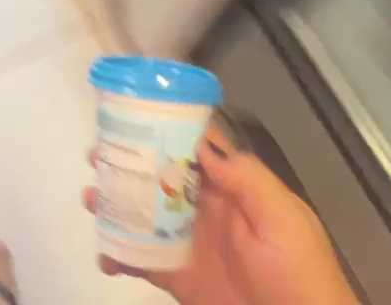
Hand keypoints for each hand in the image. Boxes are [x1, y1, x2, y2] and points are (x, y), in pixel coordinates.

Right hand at [85, 128, 358, 304]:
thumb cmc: (300, 271)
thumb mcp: (283, 217)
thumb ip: (247, 178)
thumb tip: (202, 142)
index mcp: (232, 186)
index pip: (195, 146)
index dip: (165, 126)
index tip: (131, 112)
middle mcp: (206, 207)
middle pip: (161, 174)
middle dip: (128, 160)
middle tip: (96, 153)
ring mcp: (190, 242)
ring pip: (145, 213)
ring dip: (116, 202)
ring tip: (91, 197)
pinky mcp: (180, 277)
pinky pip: (144, 260)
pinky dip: (119, 254)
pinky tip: (104, 253)